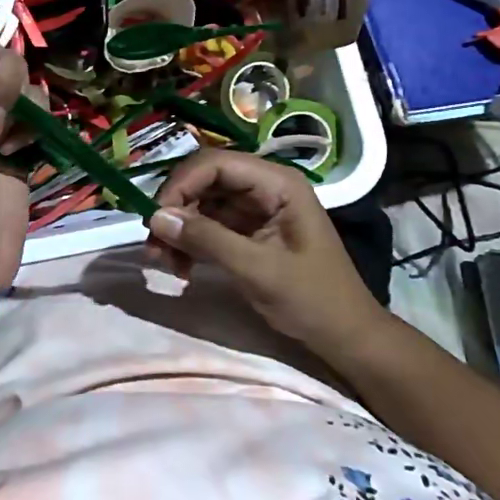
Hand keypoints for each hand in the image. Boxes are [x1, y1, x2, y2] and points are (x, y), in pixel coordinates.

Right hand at [147, 150, 385, 350]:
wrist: (345, 335)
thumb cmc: (312, 299)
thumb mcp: (258, 270)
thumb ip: (207, 240)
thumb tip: (155, 217)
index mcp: (278, 184)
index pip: (216, 163)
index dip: (181, 184)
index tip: (155, 219)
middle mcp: (265, 188)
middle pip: (205, 181)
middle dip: (175, 209)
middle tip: (154, 246)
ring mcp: (256, 210)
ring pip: (202, 204)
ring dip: (179, 229)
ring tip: (164, 263)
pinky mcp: (248, 232)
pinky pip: (208, 226)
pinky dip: (190, 243)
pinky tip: (181, 269)